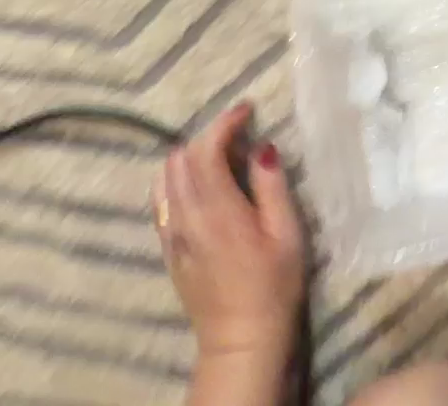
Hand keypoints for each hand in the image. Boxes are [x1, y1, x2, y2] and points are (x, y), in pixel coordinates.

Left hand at [153, 103, 305, 364]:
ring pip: (165, 178)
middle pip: (182, 159)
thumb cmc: (274, 283)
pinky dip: (176, 179)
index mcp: (218, 209)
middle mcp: (186, 217)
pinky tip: (199, 184)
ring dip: (189, 156)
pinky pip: (161, 201)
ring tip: (220, 154)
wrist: (241, 338)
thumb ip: (271, 185)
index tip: (247, 109)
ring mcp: (172, 234)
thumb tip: (262, 147)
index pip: (206, 150)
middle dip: (209, 135)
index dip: (224, 123)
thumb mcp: (287, 232)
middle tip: (241, 131)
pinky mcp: (169, 249)